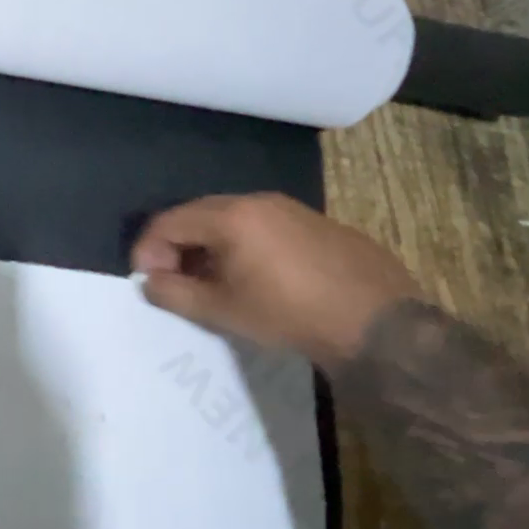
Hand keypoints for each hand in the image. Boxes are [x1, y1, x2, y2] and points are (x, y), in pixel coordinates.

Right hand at [131, 193, 422, 367]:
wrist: (380, 327)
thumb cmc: (290, 315)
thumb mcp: (219, 310)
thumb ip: (171, 292)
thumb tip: (149, 281)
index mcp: (230, 216)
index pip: (166, 223)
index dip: (147, 252)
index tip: (150, 282)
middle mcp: (259, 201)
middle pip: (195, 215)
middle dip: (175, 247)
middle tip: (174, 282)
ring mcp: (293, 209)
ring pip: (230, 219)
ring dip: (208, 246)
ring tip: (212, 282)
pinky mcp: (319, 224)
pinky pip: (263, 226)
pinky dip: (242, 246)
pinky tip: (255, 278)